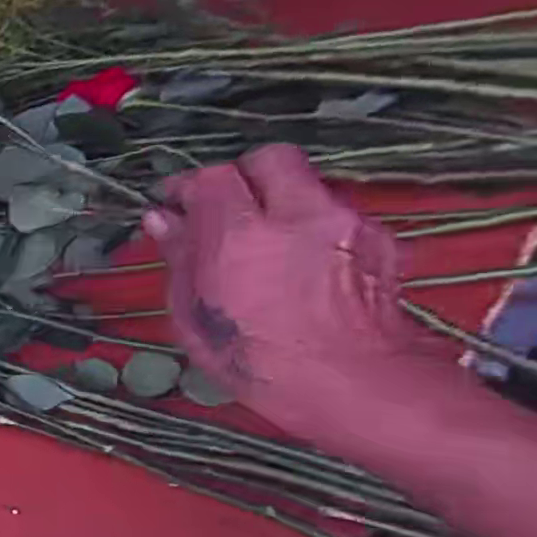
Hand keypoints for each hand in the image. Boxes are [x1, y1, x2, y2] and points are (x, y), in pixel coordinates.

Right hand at [144, 145, 430, 442]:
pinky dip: (303, 224)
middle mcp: (299, 215)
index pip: (213, 178)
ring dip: (272, 201)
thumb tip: (161, 220)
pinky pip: (330, 212)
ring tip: (251, 241)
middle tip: (215, 206)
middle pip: (270, 158)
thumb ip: (179, 257)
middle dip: (238, 175)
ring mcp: (345, 221)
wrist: (346, 378)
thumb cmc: (248, 355)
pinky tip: (290, 262)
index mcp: (242, 237)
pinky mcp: (376, 235)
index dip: (186, 185)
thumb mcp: (190, 312)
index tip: (169, 201)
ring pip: (303, 184)